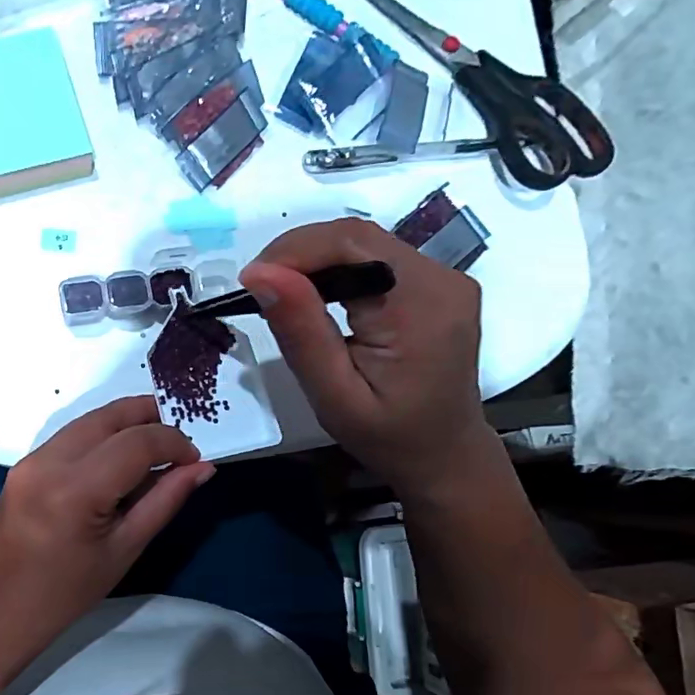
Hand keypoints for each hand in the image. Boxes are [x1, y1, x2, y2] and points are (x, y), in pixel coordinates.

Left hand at [0, 397, 212, 667]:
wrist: (0, 607)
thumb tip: (201, 467)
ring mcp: (30, 460)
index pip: (135, 443)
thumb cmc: (67, 592)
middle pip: (107, 417)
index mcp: (75, 490)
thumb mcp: (125, 549)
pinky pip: (68, 436)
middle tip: (181, 432)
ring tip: (156, 440)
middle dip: (148, 415)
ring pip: (86, 421)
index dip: (171, 442)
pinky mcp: (22, 465)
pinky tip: (120, 453)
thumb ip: (163, 501)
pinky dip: (99, 435)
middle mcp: (48, 463)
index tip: (194, 457)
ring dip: (123, 422)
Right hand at [238, 218, 493, 495]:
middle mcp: (442, 279)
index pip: (352, 243)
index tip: (251, 281)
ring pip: (364, 244)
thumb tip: (259, 274)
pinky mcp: (434, 286)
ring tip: (278, 295)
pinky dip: (334, 271)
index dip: (294, 249)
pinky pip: (375, 260)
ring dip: (313, 261)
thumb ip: (300, 331)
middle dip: (299, 254)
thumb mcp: (333, 393)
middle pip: (358, 238)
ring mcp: (443, 280)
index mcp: (421, 305)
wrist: (442, 456)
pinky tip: (313, 298)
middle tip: (258, 289)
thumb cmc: (386, 436)